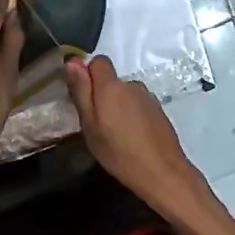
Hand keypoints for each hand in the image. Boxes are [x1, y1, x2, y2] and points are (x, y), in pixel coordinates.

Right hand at [65, 54, 210, 217]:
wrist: (163, 173)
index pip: (99, 61)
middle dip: (101, 94)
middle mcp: (131, 85)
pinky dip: (132, 115)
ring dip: (117, 106)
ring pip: (124, 94)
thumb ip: (81, 91)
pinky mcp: (159, 111)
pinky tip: (132, 137)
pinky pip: (137, 105)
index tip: (84, 96)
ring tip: (115, 133)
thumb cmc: (118, 151)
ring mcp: (148, 98)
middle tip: (96, 123)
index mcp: (111, 86)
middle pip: (111, 80)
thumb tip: (72, 61)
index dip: (88, 74)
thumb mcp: (90, 124)